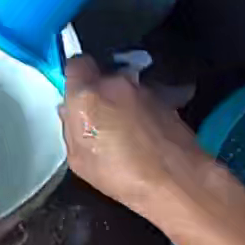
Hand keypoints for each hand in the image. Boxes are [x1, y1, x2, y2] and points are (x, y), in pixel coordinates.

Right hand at [60, 55, 216, 223]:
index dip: (75, 78)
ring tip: (125, 131)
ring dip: (122, 102)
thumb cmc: (122, 175)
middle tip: (99, 121)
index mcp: (87, 95)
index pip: (76, 64)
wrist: (175, 180)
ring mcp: (143, 88)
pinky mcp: (166, 97)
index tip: (76, 96)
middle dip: (99, 94)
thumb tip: (69, 112)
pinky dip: (142, 110)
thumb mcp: (79, 161)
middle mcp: (116, 83)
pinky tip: (144, 134)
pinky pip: (145, 99)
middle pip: (102, 77)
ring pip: (125, 88)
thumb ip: (69, 128)